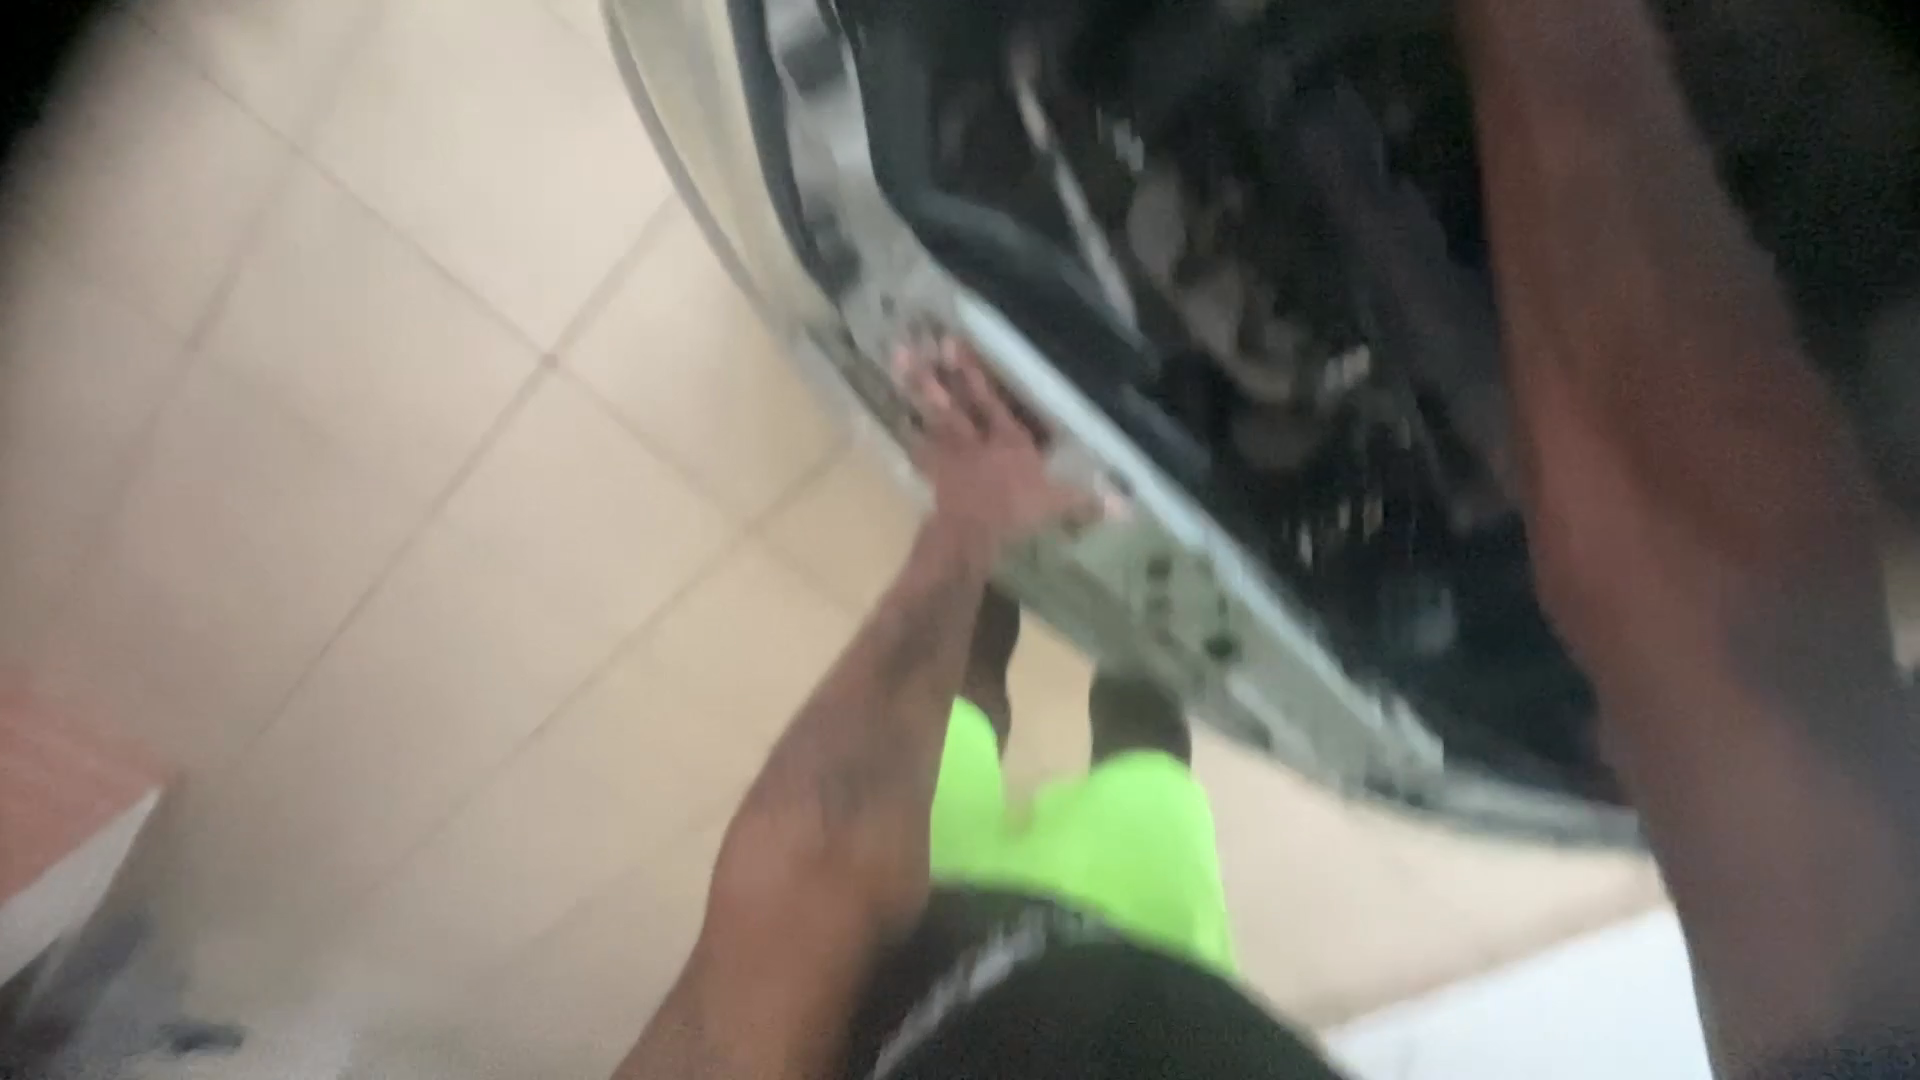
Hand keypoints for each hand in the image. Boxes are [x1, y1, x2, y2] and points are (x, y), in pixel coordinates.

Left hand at [896, 336, 1096, 551]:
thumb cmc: (1017, 513)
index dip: (974, 373)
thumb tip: (1129, 505)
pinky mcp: (936, 479)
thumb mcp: (1060, 504)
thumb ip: (1089, 499)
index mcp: (1009, 440)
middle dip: (935, 375)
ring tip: (899, 365)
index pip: (991, 400)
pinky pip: (922, 455)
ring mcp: (951, 460)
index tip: (953, 344)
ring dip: (917, 394)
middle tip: (910, 346)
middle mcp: (976, 442)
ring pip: (933, 420)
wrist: (972, 537)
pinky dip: (914, 440)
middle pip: (953, 404)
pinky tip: (903, 424)